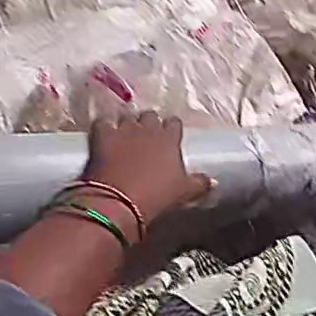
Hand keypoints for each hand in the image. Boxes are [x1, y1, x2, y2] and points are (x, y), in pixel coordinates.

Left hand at [83, 112, 214, 235]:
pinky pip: (102, 123)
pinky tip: (102, 137)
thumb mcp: (184, 192)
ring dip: (125, 125)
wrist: (121, 200)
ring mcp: (124, 129)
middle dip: (146, 123)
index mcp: (170, 139)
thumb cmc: (157, 197)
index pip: (173, 123)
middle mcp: (148, 128)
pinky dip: (102, 129)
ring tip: (122, 137)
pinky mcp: (103, 134)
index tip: (167, 136)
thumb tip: (213, 181)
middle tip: (144, 137)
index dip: (169, 128)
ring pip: (126, 117)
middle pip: (149, 115)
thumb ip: (199, 183)